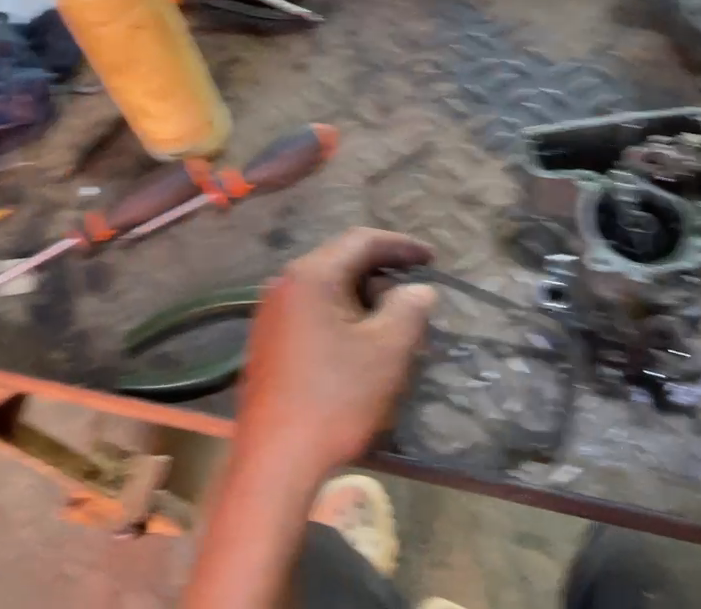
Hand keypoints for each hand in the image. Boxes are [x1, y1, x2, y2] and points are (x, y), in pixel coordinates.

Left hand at [235, 228, 438, 478]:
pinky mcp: (268, 341)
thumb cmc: (335, 399)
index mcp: (311, 275)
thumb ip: (409, 310)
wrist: (275, 459)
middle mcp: (285, 284)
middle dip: (382, 277)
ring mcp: (271, 313)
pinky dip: (342, 319)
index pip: (361, 241)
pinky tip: (361, 347)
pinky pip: (313, 313)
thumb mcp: (386, 352)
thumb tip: (418, 290)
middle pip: (342, 263)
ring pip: (328, 291)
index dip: (401, 246)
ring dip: (363, 302)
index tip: (432, 259)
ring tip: (394, 328)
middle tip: (416, 301)